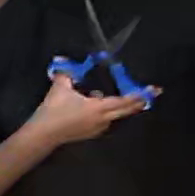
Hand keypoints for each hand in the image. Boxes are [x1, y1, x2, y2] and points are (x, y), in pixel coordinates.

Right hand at [24, 73, 146, 145]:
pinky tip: (103, 105)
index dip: (140, 94)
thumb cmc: (53, 112)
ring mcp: (98, 128)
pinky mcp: (91, 133)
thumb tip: (61, 59)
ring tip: (132, 97)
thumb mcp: (59, 89)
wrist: (40, 136)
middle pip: (127, 110)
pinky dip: (111, 112)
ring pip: (118, 115)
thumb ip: (65, 73)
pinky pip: (107, 120)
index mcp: (99, 108)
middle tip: (153, 93)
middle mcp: (103, 119)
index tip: (154, 90)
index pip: (125, 100)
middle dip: (141, 101)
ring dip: (125, 106)